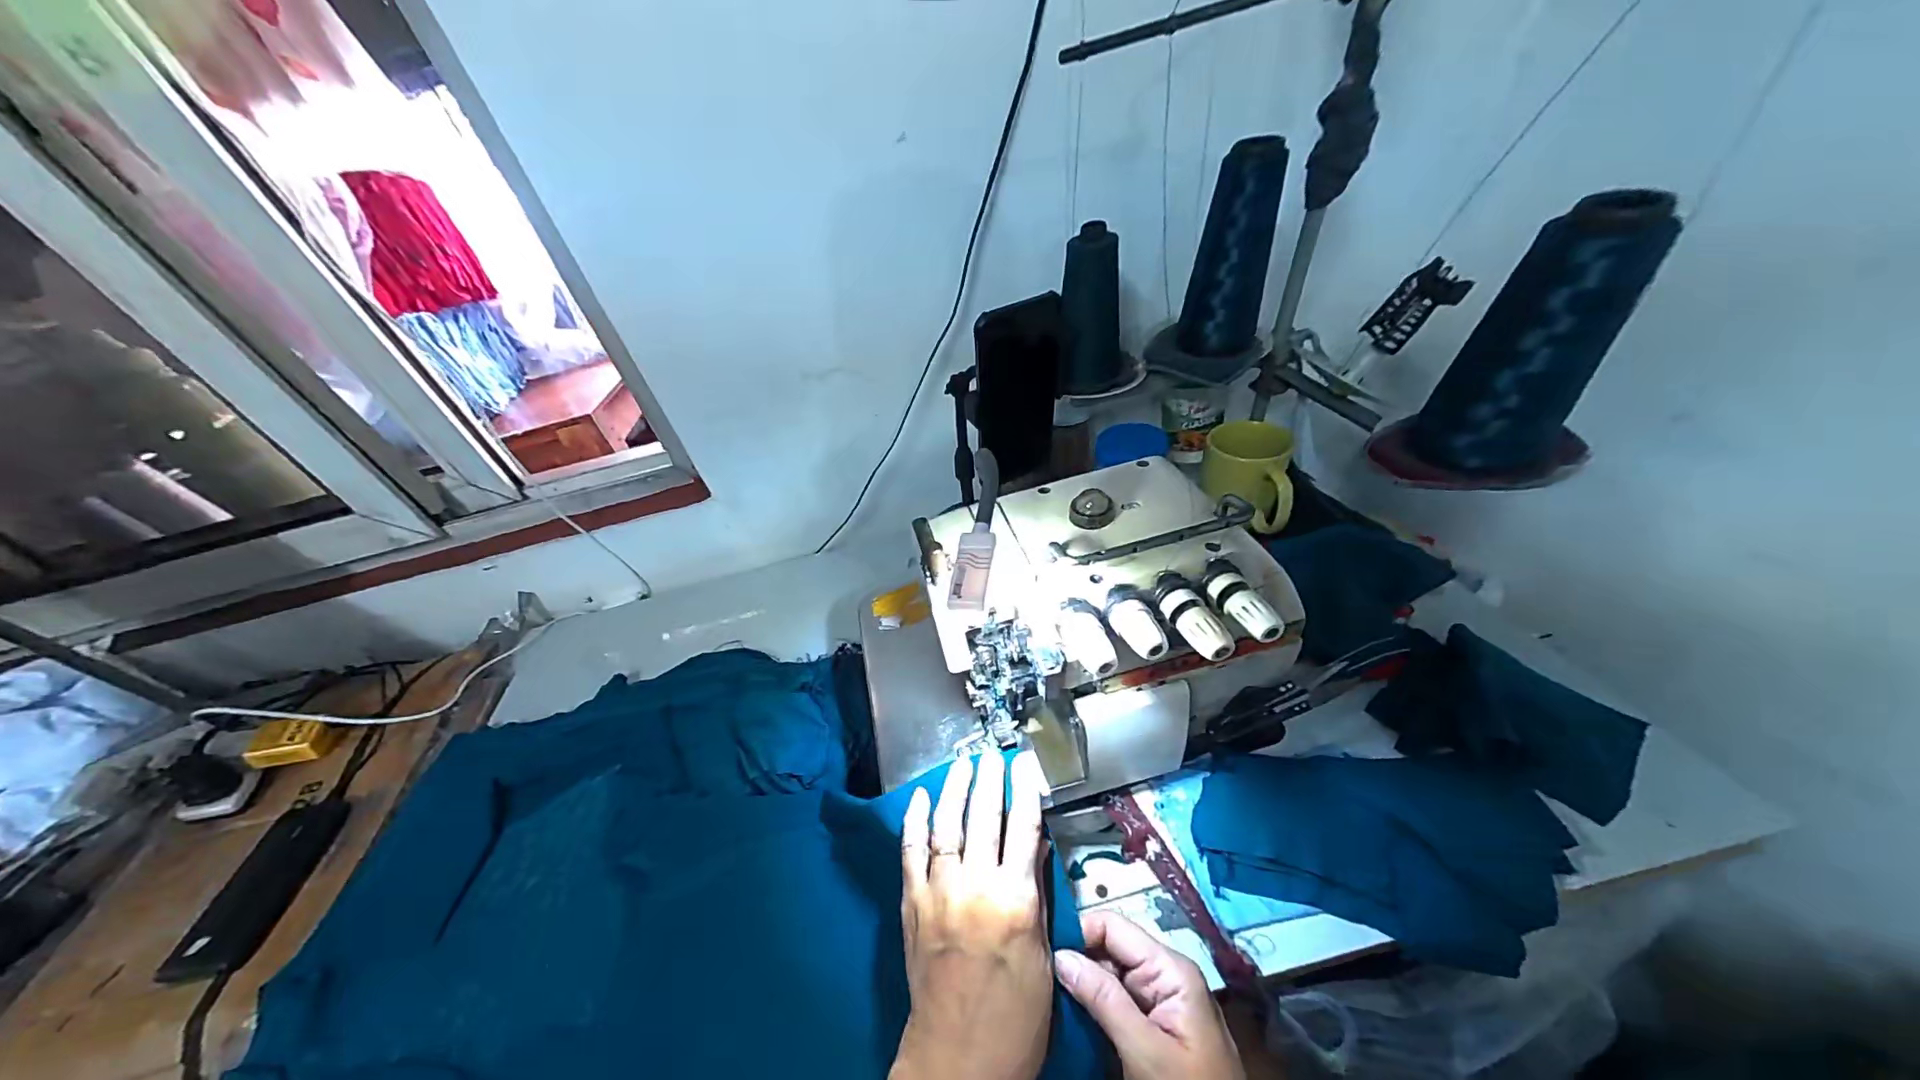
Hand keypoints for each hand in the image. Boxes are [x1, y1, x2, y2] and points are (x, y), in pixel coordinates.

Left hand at [892, 752, 1052, 1079]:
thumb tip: (1034, 848)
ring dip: (953, 790)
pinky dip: (913, 823)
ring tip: (962, 764)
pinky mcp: (912, 904)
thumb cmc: (1015, 1016)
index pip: (1023, 828)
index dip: (1025, 791)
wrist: (958, 1057)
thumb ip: (1034, 894)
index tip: (1025, 766)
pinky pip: (910, 853)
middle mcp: (975, 886)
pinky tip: (918, 800)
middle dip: (989, 780)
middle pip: (983, 817)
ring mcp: (939, 892)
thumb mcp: (1040, 954)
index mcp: (1015, 900)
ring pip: (945, 826)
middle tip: (992, 754)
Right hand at [1053, 911, 1244, 1079]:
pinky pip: (1114, 1001)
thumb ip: (1104, 999)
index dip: (1077, 933)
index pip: (1113, 926)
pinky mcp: (1151, 1024)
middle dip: (1075, 961)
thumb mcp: (1145, 1050)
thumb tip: (1060, 955)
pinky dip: (1091, 1006)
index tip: (1045, 955)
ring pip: (1107, 975)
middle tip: (1040, 980)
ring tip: (1047, 996)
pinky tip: (1068, 1015)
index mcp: (1170, 968)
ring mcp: (1158, 1000)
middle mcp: (1163, 973)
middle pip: (1108, 948)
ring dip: (1079, 985)